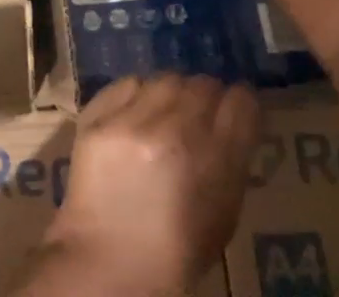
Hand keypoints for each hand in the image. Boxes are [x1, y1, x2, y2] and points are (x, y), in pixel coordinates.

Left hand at [38, 75, 258, 295]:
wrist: (108, 260)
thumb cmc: (177, 248)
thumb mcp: (225, 211)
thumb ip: (233, 161)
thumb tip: (233, 121)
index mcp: (214, 158)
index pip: (240, 102)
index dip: (241, 104)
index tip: (235, 110)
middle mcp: (175, 129)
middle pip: (203, 85)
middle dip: (207, 97)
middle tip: (200, 114)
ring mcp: (131, 120)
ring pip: (166, 79)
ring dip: (172, 93)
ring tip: (166, 112)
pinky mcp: (97, 115)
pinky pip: (128, 84)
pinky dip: (138, 95)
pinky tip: (137, 113)